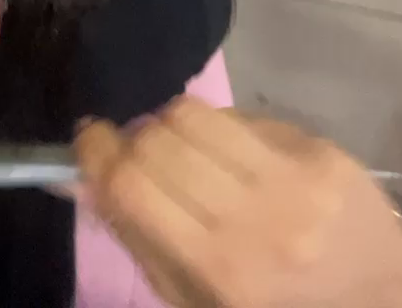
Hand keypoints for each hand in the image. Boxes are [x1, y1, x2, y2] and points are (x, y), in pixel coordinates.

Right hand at [76, 98, 401, 307]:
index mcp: (221, 269)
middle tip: (144, 159)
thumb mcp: (192, 299)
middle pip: (154, 140)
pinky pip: (240, 116)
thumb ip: (132, 232)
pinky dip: (224, 132)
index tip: (90, 142)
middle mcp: (260, 221)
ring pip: (190, 112)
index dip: (95, 152)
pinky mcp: (326, 154)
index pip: (128, 182)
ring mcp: (299, 183)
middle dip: (135, 143)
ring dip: (174, 129)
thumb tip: (75, 171)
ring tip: (190, 153)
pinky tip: (242, 161)